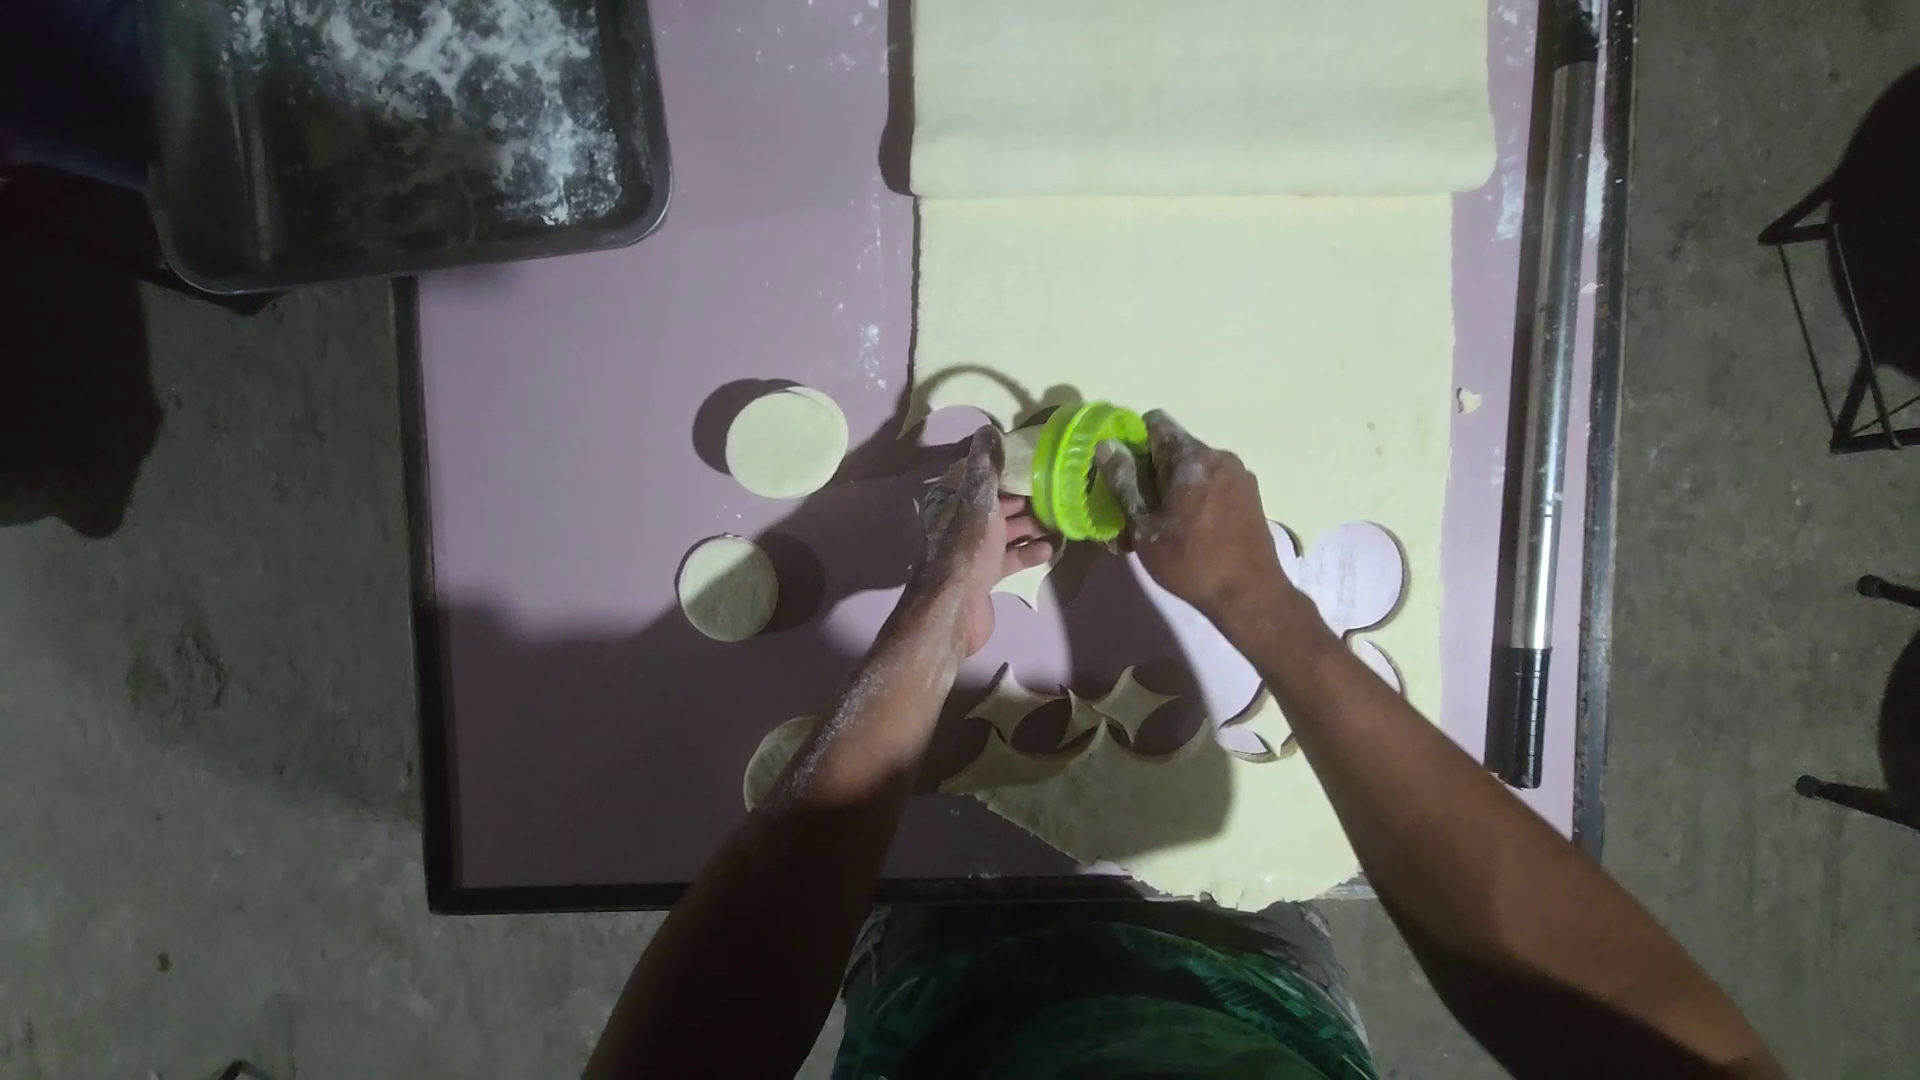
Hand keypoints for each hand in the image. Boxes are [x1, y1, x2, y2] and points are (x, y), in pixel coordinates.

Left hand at [915, 426, 1055, 654]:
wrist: (955, 608)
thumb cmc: (966, 549)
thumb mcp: (978, 500)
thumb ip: (985, 466)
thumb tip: (988, 429)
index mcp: (949, 499)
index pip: (975, 473)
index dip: (1001, 465)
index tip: (1031, 461)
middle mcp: (957, 521)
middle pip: (993, 502)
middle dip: (1022, 497)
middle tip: (1054, 489)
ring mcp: (970, 550)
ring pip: (1003, 530)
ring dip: (1029, 524)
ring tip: (1059, 517)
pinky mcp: (983, 574)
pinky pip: (1009, 557)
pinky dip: (1028, 551)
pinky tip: (1050, 547)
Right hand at [1095, 410, 1290, 623]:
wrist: (1250, 595)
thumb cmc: (1190, 561)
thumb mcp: (1144, 525)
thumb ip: (1124, 482)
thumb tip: (1107, 446)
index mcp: (1193, 457)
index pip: (1155, 423)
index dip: (1132, 443)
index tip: (1120, 474)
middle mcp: (1220, 456)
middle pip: (1173, 449)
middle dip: (1149, 474)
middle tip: (1133, 514)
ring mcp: (1239, 476)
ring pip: (1191, 471)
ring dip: (1170, 490)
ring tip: (1157, 529)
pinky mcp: (1249, 496)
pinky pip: (1210, 486)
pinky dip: (1192, 499)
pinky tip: (1185, 533)